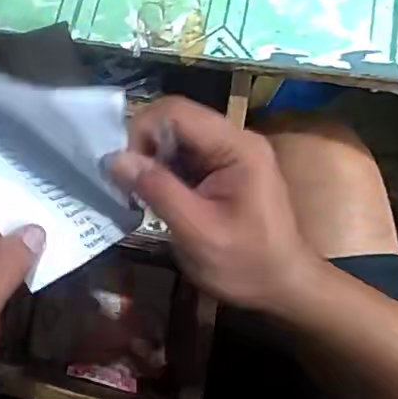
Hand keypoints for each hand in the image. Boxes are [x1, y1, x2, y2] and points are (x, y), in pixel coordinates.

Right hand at [108, 96, 320, 314]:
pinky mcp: (224, 170)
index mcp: (236, 147)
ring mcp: (231, 153)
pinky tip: (159, 199)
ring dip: (152, 162)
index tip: (126, 171)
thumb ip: (157, 190)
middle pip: (175, 120)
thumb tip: (114, 159)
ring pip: (176, 138)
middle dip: (144, 148)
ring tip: (141, 197)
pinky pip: (185, 157)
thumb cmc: (245, 264)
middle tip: (130, 187)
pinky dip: (165, 173)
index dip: (141, 132)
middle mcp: (235, 139)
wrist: (284, 287)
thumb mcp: (197, 231)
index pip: (175, 111)